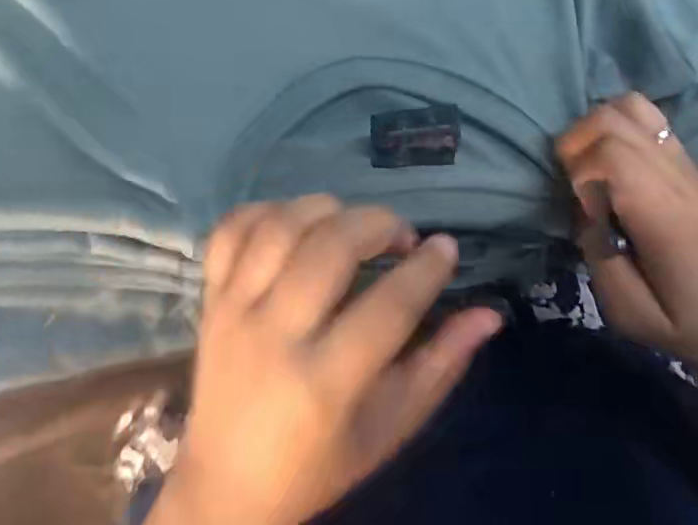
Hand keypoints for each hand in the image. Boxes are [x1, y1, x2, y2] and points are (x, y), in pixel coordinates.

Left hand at [152, 195, 502, 524]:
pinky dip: (267, 210)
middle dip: (379, 224)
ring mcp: (232, 313)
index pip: (387, 307)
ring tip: (353, 223)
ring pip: (280, 227)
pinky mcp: (209, 300)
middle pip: (330, 248)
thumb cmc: (320, 463)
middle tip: (402, 235)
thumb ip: (441, 366)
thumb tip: (489, 314)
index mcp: (324, 385)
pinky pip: (230, 230)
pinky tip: (297, 222)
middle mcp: (274, 339)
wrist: (225, 488)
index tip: (446, 248)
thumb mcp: (389, 427)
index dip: (426, 269)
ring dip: (327, 208)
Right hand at [555, 93, 697, 378]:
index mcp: (664, 215)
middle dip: (576, 144)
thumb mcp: (626, 312)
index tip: (584, 209)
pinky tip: (611, 155)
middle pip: (611, 120)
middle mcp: (674, 176)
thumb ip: (596, 253)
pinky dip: (616, 120)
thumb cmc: (682, 322)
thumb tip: (581, 205)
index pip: (611, 155)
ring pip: (628, 105)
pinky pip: (645, 112)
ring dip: (595, 126)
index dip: (579, 172)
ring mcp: (682, 160)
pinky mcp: (683, 157)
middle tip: (576, 185)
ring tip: (590, 165)